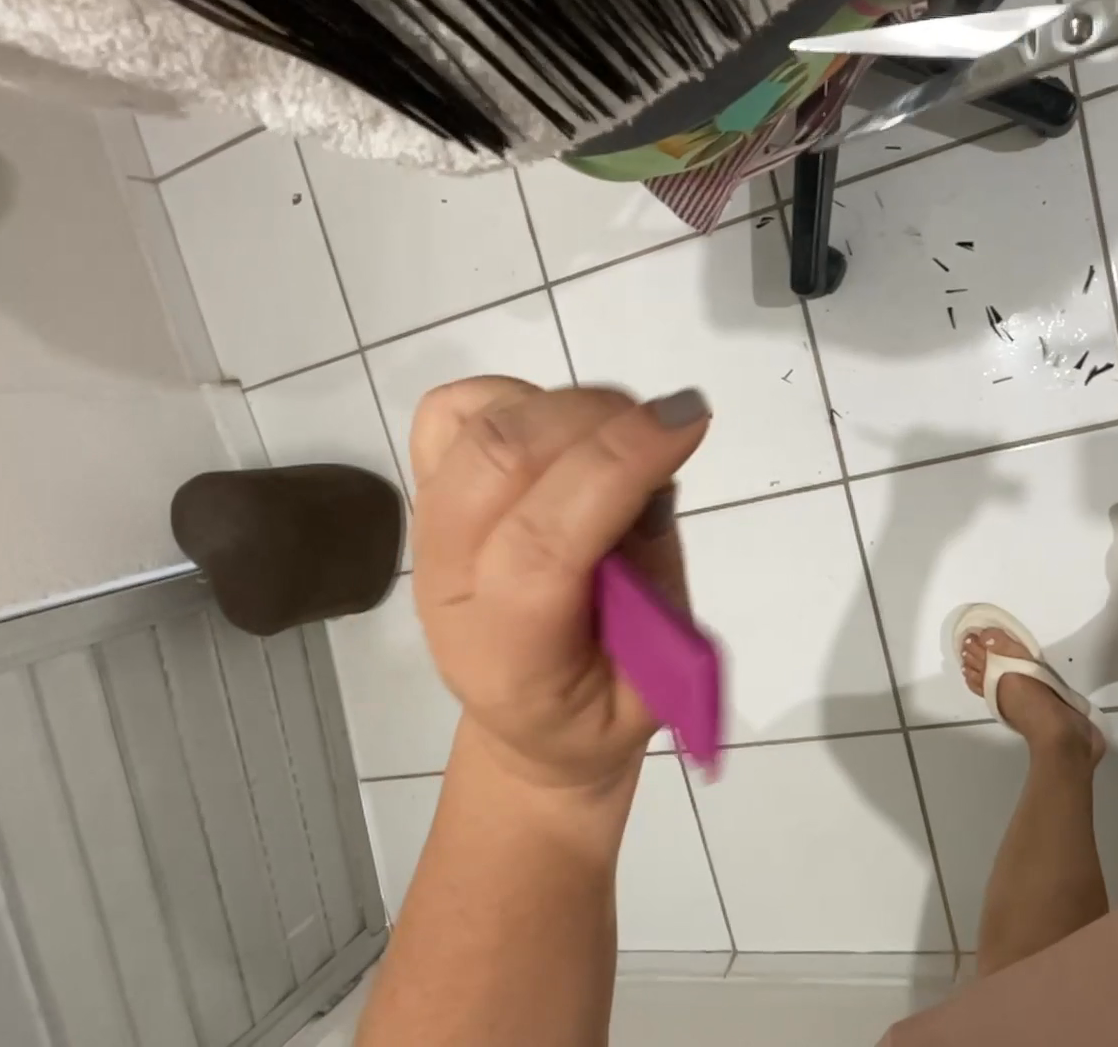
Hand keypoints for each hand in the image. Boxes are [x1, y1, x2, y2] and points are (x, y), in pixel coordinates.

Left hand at [407, 377, 709, 793]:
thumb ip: (655, 590)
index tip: (689, 424)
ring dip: (564, 404)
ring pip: (473, 424)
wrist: (529, 721)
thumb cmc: (600, 709)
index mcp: (506, 654)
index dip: (618, 468)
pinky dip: (516, 396)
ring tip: (626, 428)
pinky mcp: (431, 496)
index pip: (544, 544)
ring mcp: (429, 533)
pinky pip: (454, 414)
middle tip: (668, 422)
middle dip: (597, 418)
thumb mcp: (656, 684)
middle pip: (497, 462)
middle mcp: (446, 584)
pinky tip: (568, 428)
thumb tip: (651, 476)